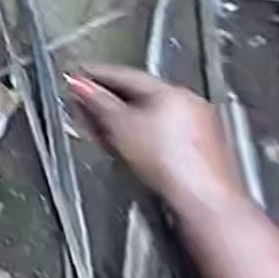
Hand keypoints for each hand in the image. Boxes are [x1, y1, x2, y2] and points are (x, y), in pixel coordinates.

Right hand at [67, 64, 244, 218]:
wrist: (203, 203)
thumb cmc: (169, 163)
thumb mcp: (117, 124)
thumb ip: (95, 100)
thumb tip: (81, 85)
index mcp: (173, 92)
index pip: (123, 74)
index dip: (94, 75)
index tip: (75, 76)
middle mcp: (190, 105)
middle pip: (136, 94)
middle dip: (105, 98)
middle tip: (81, 100)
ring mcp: (198, 128)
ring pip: (147, 114)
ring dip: (118, 117)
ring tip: (96, 124)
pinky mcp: (198, 151)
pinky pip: (159, 131)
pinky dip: (136, 132)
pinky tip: (122, 142)